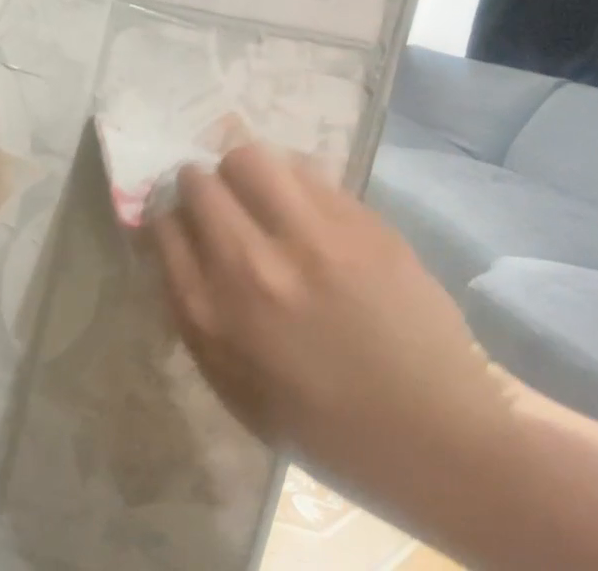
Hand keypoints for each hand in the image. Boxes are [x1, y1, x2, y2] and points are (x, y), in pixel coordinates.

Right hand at [149, 145, 519, 492]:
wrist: (434, 438)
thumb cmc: (320, 422)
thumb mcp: (228, 381)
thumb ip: (193, 307)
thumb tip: (178, 241)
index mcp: (210, 309)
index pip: (163, 223)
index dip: (172, 220)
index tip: (188, 228)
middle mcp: (251, 263)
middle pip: (197, 181)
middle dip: (200, 188)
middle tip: (222, 207)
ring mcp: (312, 239)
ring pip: (252, 158)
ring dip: (246, 173)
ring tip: (264, 197)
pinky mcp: (364, 227)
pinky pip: (310, 174)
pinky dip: (296, 183)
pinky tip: (310, 213)